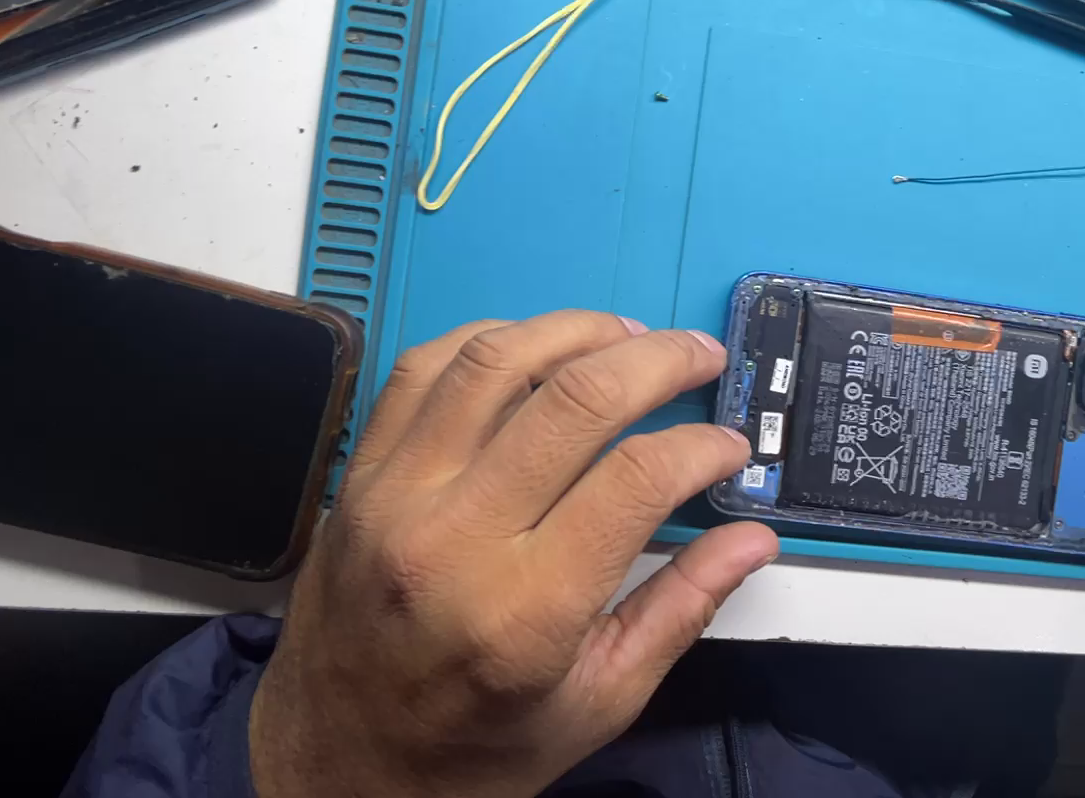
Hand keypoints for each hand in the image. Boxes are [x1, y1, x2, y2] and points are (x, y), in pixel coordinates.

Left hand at [249, 311, 780, 797]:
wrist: (330, 767)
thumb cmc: (476, 750)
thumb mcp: (599, 702)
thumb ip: (683, 609)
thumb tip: (754, 536)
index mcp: (527, 611)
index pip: (637, 479)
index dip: (701, 445)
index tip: (728, 443)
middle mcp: (456, 536)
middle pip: (576, 401)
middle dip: (659, 360)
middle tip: (700, 354)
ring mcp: (397, 492)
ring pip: (497, 361)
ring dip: (578, 329)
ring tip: (629, 335)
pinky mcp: (363, 471)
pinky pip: (425, 366)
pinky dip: (493, 337)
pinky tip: (537, 344)